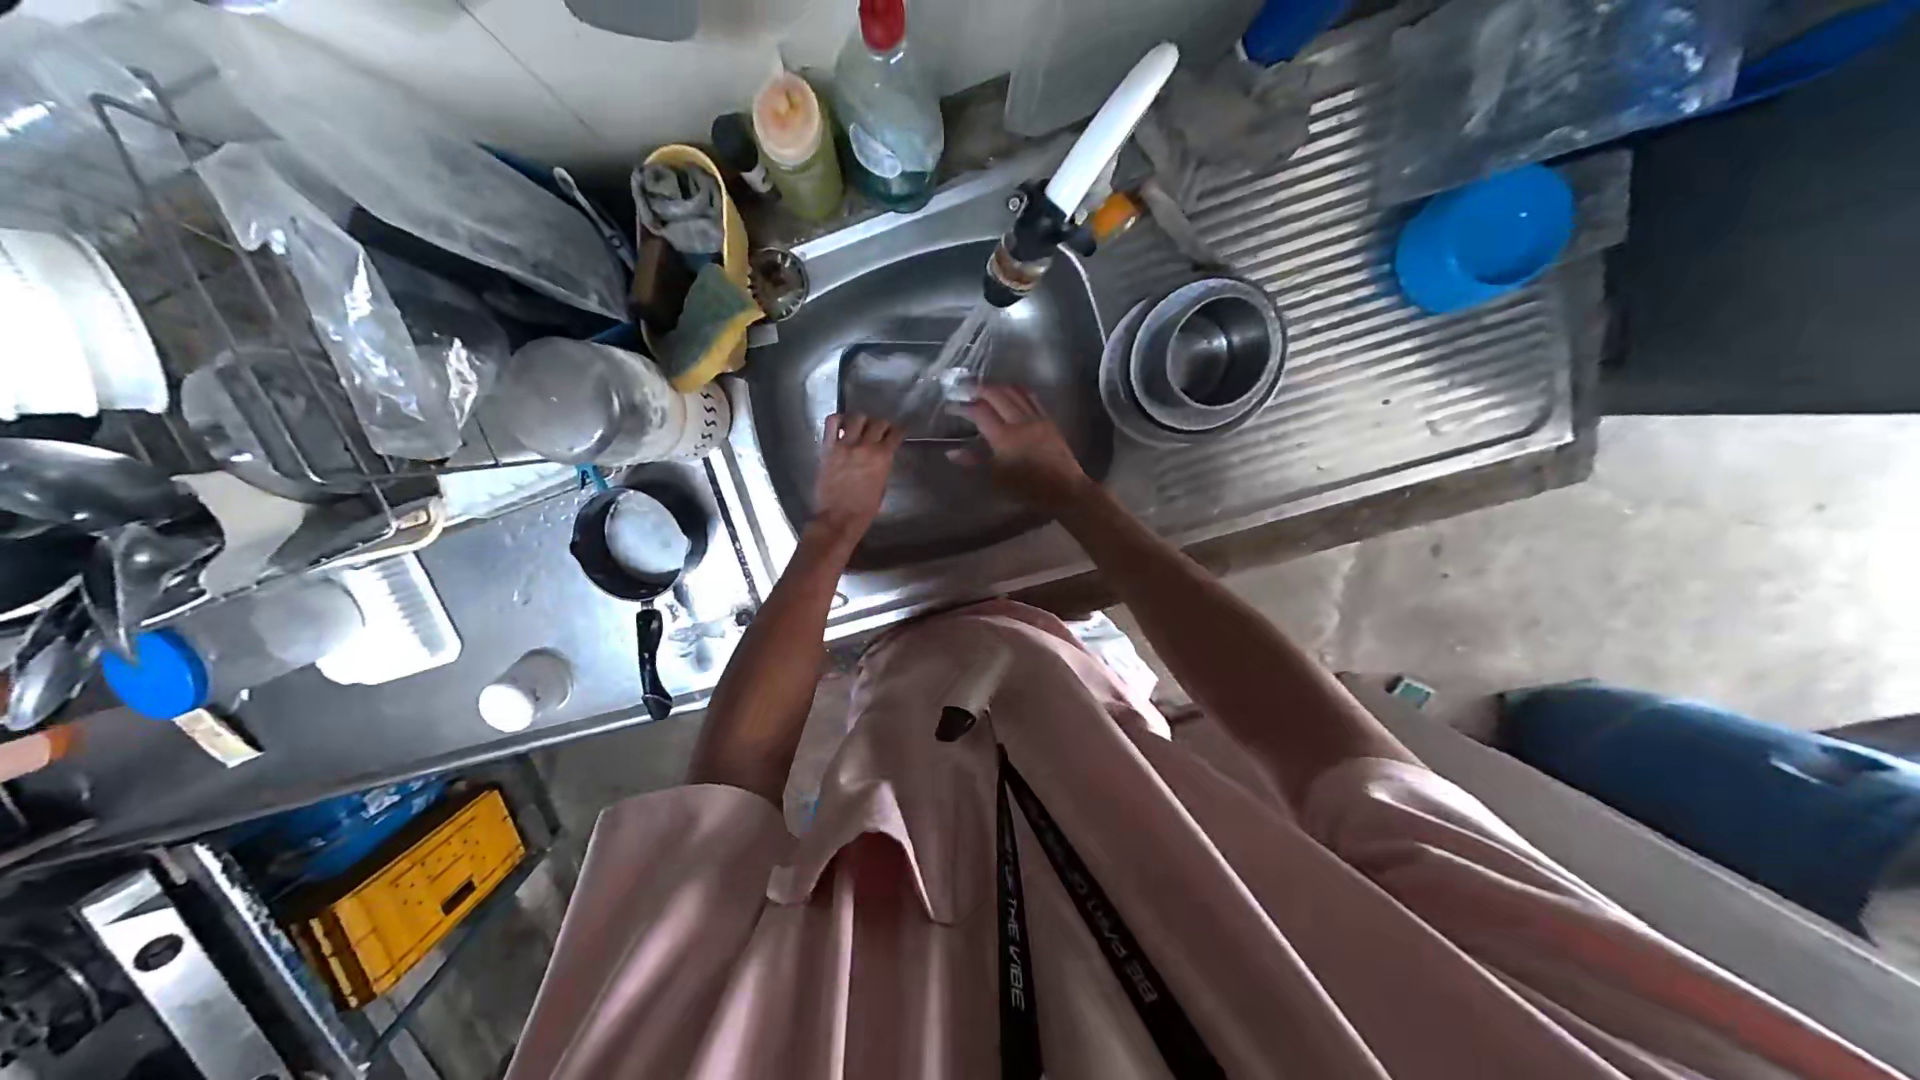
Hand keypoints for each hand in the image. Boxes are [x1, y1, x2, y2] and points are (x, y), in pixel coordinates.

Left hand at [812, 413, 902, 544]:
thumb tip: (880, 456)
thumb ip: (882, 466)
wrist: (838, 518)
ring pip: (857, 418)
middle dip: (882, 425)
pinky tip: (841, 425)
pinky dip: (838, 419)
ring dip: (862, 420)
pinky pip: (832, 422)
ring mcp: (845, 445)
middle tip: (879, 430)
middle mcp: (866, 447)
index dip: (899, 431)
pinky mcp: (828, 447)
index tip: (898, 431)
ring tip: (860, 426)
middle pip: (878, 422)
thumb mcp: (882, 486)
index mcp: (883, 458)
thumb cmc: (864, 509)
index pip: (895, 434)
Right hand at [954, 384, 1094, 508]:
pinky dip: (1016, 390)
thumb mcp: (998, 478)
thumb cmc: (1028, 489)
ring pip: (1014, 391)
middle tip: (964, 388)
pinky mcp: (1048, 419)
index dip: (962, 407)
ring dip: (996, 386)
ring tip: (983, 388)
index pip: (979, 412)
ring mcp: (1036, 417)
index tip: (951, 406)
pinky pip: (1030, 397)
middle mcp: (1020, 421)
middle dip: (978, 388)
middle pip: (996, 394)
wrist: (1065, 489)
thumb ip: (974, 461)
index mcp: (1004, 438)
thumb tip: (951, 453)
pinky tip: (1008, 391)